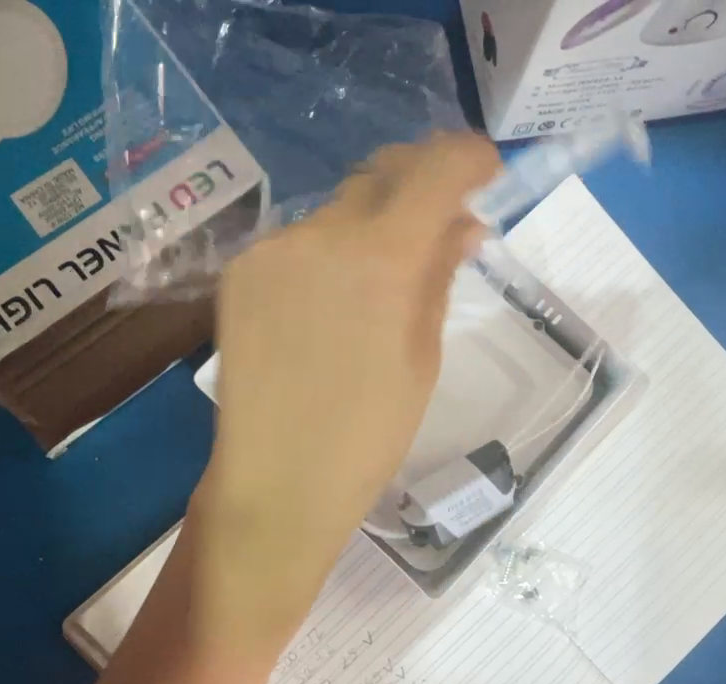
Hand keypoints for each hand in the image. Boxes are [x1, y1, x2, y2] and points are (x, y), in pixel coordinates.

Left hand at [188, 133, 501, 651]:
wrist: (278, 483)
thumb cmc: (368, 437)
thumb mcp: (422, 359)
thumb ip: (437, 277)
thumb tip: (460, 225)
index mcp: (383, 258)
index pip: (437, 169)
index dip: (469, 159)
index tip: (485, 172)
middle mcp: (323, 234)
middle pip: (382, 177)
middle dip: (418, 187)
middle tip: (439, 222)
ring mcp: (273, 249)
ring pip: (337, 213)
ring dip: (368, 228)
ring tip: (378, 285)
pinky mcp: (240, 272)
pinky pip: (297, 244)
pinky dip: (325, 257)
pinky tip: (328, 307)